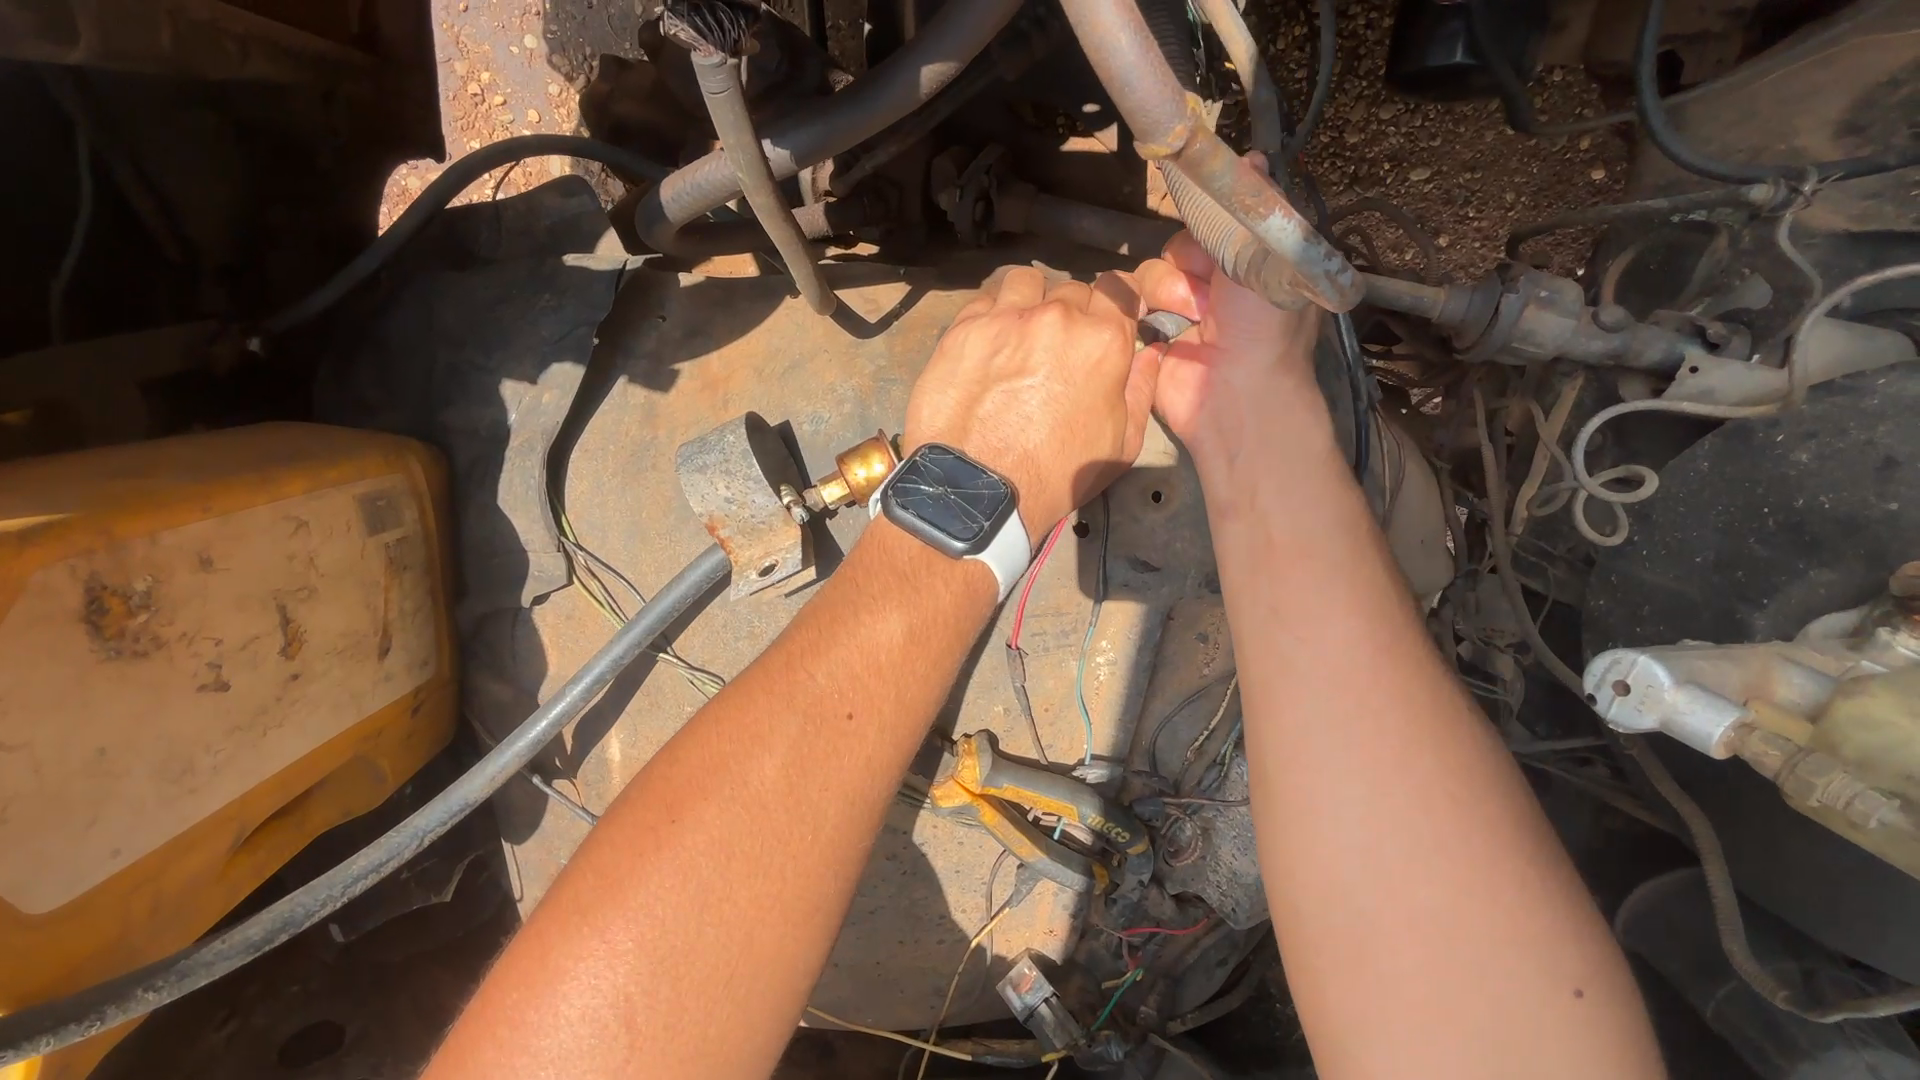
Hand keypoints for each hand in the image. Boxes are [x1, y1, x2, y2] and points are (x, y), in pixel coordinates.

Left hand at [905, 264, 1161, 542]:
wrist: (978, 490)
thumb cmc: (1055, 476)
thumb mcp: (1121, 446)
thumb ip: (1141, 390)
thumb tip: (1151, 354)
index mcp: (1104, 341)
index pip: (1120, 290)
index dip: (1116, 303)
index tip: (1107, 320)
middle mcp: (1057, 316)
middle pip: (1073, 291)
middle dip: (1072, 313)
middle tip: (1059, 349)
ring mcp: (1007, 318)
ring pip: (1026, 283)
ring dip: (1030, 302)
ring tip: (1021, 335)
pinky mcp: (964, 328)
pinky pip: (986, 300)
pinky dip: (992, 314)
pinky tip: (989, 344)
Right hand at [1133, 228, 1322, 457]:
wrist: (1236, 394)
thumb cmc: (1265, 325)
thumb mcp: (1274, 254)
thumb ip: (1259, 207)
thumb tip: (1254, 155)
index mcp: (1251, 264)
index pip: (1221, 220)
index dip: (1212, 218)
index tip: (1209, 218)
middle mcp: (1218, 284)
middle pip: (1182, 240)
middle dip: (1192, 258)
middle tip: (1212, 287)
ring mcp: (1181, 311)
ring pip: (1154, 269)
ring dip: (1170, 289)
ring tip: (1191, 317)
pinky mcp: (1152, 335)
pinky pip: (1131, 302)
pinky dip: (1141, 309)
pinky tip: (1156, 325)